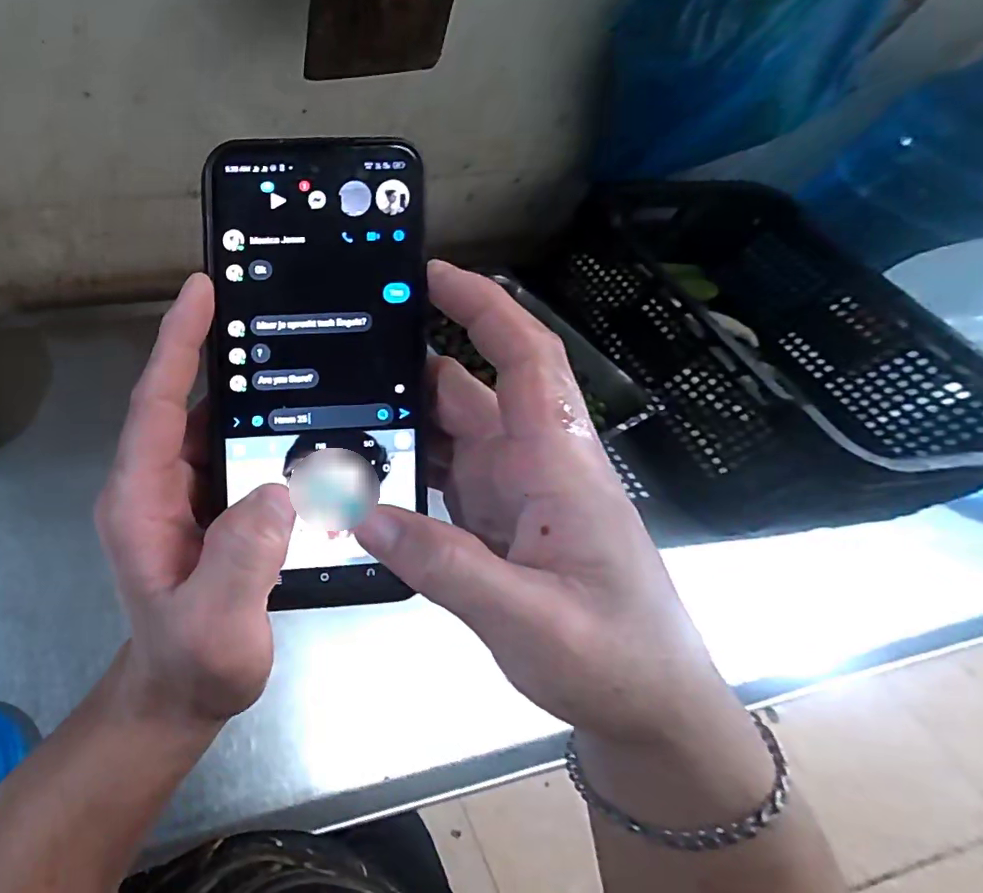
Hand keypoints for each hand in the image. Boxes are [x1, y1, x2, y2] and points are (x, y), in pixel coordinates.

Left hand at [94, 273, 295, 730]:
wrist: (182, 694)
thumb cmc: (191, 664)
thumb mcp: (215, 627)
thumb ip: (240, 563)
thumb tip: (275, 490)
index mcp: (140, 497)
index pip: (154, 402)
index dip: (176, 342)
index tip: (201, 290)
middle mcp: (153, 483)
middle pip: (182, 401)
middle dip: (217, 352)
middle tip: (266, 309)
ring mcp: (178, 492)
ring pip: (209, 424)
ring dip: (247, 393)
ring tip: (296, 357)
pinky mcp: (204, 504)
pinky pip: (229, 451)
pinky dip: (259, 431)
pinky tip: (299, 423)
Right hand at [356, 261, 735, 746]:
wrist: (648, 710)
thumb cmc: (614, 657)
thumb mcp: (531, 619)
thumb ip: (447, 566)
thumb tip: (364, 514)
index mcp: (554, 461)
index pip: (523, 358)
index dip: (482, 307)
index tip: (431, 273)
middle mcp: (530, 461)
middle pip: (466, 388)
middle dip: (410, 360)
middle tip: (343, 350)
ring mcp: (509, 490)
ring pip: (447, 429)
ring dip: (400, 416)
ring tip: (335, 409)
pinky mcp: (491, 518)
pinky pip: (440, 471)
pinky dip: (403, 463)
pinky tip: (361, 471)